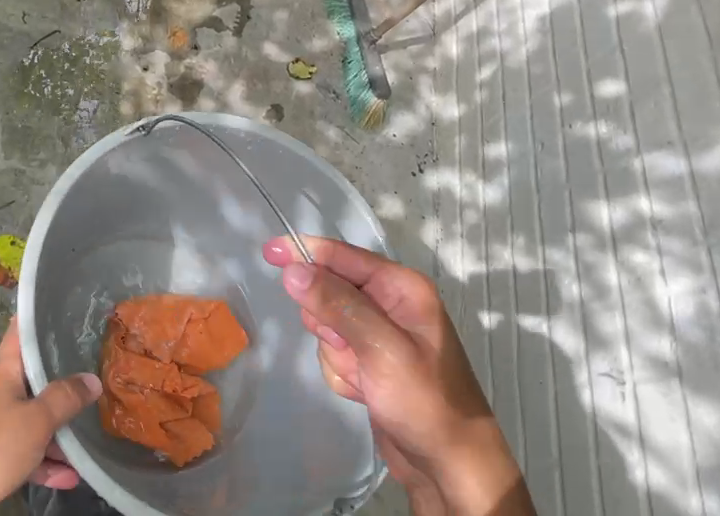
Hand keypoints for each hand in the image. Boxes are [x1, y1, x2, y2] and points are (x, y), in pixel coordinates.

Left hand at [0, 318, 101, 515]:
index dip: (34, 317)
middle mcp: (2, 395)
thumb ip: (64, 399)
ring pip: (36, 420)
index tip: (57, 305)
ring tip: (90, 434)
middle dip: (62, 377)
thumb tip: (92, 378)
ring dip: (60, 430)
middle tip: (94, 371)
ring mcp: (0, 427)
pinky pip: (31, 455)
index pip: (18, 334)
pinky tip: (72, 474)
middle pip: (34, 379)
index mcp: (5, 374)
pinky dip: (49, 463)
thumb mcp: (34, 420)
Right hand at [263, 236, 533, 515]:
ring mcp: (378, 331)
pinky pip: (333, 352)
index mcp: (400, 286)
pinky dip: (342, 372)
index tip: (267, 254)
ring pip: (325, 324)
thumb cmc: (426, 402)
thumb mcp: (381, 349)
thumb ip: (337, 305)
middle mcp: (389, 302)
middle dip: (328, 323)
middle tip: (349, 349)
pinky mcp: (369, 358)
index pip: (339, 256)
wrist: (452, 467)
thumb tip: (293, 269)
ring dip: (336, 354)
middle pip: (327, 290)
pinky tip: (365, 390)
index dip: (302, 251)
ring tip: (365, 378)